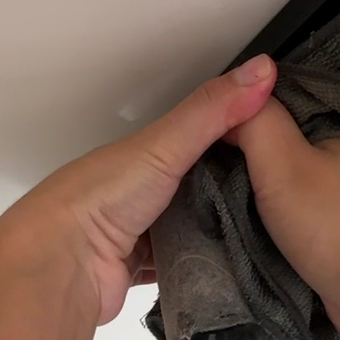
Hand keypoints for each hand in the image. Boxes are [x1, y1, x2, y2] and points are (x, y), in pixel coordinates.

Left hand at [0, 54, 277, 324]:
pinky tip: (227, 266)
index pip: (194, 139)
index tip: (275, 141)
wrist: (61, 266)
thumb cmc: (101, 198)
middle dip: (228, 191)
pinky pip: (177, 267)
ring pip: (188, 229)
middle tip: (278, 195)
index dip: (232, 137)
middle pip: (193, 188)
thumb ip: (212, 111)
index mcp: (139, 155)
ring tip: (263, 233)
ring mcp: (136, 234)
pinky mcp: (137, 271)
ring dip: (215, 232)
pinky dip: (198, 267)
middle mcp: (136, 193)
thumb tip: (264, 68)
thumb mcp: (164, 145)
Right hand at [228, 99, 339, 339]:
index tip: (223, 134)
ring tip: (243, 212)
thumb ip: (257, 121)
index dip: (258, 114)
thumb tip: (243, 94)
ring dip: (285, 200)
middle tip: (225, 175)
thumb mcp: (280, 162)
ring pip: (316, 188)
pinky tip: (275, 241)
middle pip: (306, 147)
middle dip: (270, 161)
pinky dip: (302, 229)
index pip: (299, 105)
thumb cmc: (336, 227)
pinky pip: (326, 223)